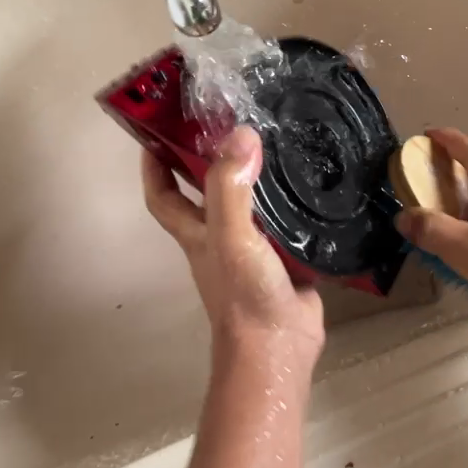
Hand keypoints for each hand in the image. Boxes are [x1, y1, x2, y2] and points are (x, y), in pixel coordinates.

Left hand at [142, 127, 325, 361]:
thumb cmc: (244, 295)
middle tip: (235, 121)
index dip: (154, 166)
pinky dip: (293, 198)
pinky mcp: (286, 256)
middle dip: (211, 161)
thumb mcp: (230, 237)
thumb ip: (230, 189)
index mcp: (198, 235)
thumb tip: (240, 133)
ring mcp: (254, 249)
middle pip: (208, 194)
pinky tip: (313, 179)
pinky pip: (286, 219)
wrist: (280, 345)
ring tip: (279, 139)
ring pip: (250, 203)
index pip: (164, 196)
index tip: (157, 131)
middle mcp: (221, 239)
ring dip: (258, 175)